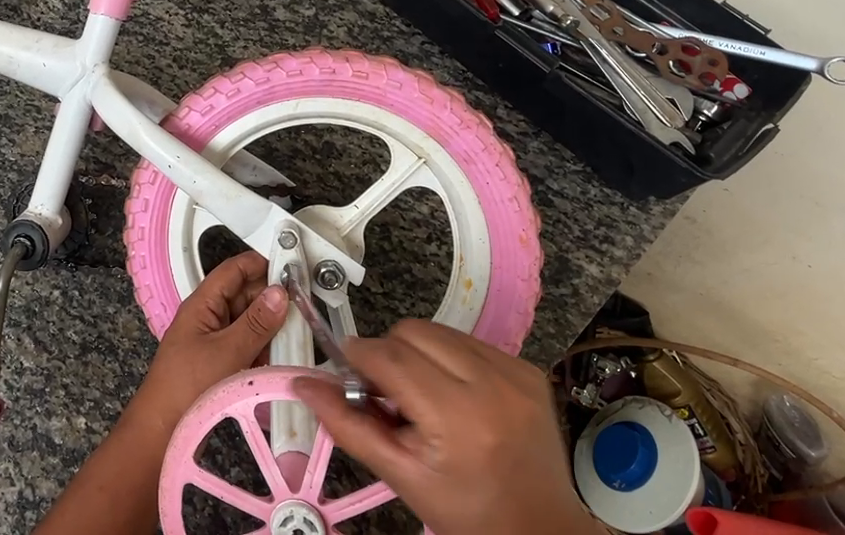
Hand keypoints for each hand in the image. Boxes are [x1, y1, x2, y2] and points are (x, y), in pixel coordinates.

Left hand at [129, 251, 287, 432]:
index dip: (260, 265)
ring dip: (269, 328)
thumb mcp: (227, 351)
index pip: (233, 270)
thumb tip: (279, 292)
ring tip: (294, 337)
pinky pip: (246, 345)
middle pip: (244, 296)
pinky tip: (280, 360)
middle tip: (301, 309)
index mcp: (202, 304)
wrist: (162, 430)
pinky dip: (263, 349)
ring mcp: (214, 340)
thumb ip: (255, 323)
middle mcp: (208, 317)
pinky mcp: (220, 363)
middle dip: (271, 300)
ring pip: (248, 322)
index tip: (291, 268)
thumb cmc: (186, 386)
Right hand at [296, 320, 599, 534]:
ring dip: (418, 353)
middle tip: (389, 395)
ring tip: (423, 395)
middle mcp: (491, 384)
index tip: (349, 377)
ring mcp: (515, 373)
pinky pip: (468, 341)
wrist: (541, 532)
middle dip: (388, 355)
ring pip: (437, 331)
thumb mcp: (400, 476)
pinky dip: (449, 358)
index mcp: (457, 417)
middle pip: (411, 332)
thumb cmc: (466, 512)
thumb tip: (304, 384)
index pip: (388, 357)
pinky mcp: (528, 370)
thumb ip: (348, 426)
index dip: (358, 358)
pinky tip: (454, 394)